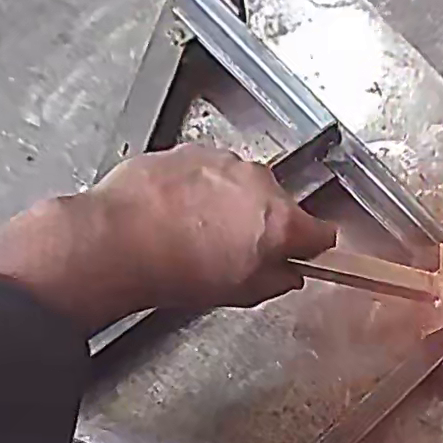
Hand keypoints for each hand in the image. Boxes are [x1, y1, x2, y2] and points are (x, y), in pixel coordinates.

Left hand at [0, 144, 338, 329]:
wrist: (120, 241)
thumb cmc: (177, 269)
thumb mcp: (242, 293)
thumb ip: (278, 279)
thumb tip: (287, 273)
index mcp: (281, 220)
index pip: (322, 232)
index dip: (313, 248)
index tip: (304, 254)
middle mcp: (259, 182)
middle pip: (282, 206)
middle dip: (268, 226)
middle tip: (241, 253)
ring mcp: (224, 161)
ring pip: (245, 186)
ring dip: (235, 206)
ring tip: (203, 235)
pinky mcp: (192, 150)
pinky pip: (212, 173)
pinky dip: (204, 190)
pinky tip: (182, 215)